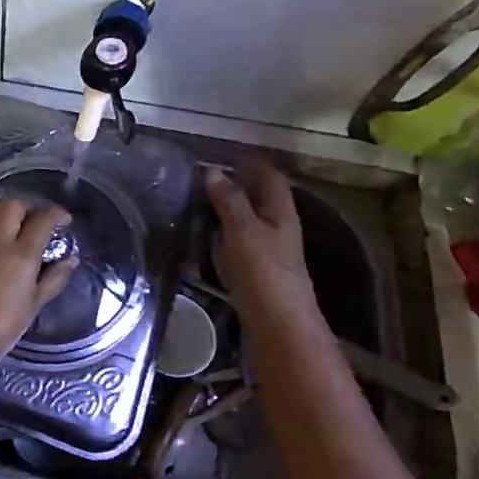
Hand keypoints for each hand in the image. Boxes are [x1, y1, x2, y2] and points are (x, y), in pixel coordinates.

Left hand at [0, 199, 77, 366]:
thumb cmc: (6, 323)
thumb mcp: (37, 302)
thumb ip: (55, 277)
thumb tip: (70, 260)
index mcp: (20, 254)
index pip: (41, 220)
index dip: (57, 214)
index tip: (66, 219)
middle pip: (12, 205)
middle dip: (31, 205)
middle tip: (44, 220)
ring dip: (15, 214)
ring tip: (30, 231)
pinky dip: (3, 229)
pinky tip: (13, 246)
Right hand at [206, 160, 317, 323]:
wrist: (278, 323)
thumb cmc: (263, 272)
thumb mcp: (242, 230)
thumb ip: (229, 200)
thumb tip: (211, 171)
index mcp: (280, 212)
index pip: (269, 176)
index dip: (249, 163)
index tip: (221, 155)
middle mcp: (278, 227)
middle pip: (260, 197)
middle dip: (236, 184)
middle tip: (202, 179)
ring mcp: (269, 250)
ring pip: (249, 220)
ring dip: (228, 209)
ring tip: (198, 203)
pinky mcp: (257, 270)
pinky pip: (240, 241)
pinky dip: (224, 233)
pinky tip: (206, 239)